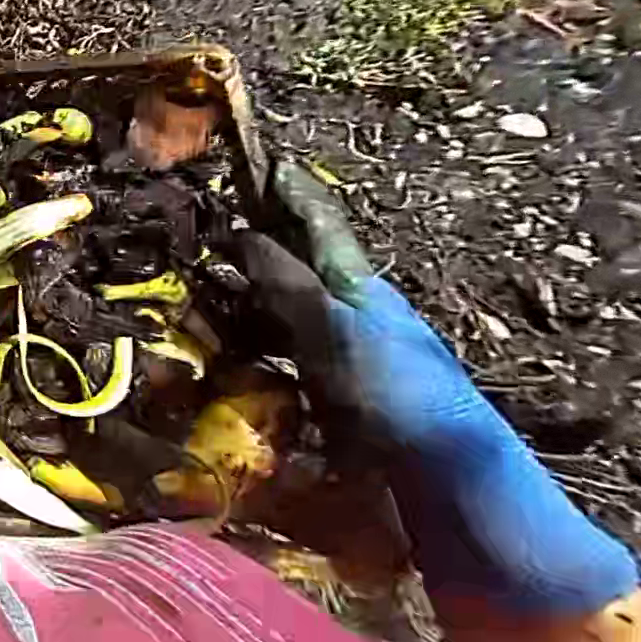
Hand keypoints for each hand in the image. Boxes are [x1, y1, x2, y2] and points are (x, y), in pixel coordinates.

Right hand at [238, 161, 637, 615]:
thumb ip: (289, 282)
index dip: (285, 187)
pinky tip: (211, 320)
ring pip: (272, 289)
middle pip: (288, 251)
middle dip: (249, 225)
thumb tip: (245, 233)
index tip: (254, 156)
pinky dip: (237, 318)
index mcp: (356, 282)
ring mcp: (328, 339)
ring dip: (235, 272)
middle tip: (203, 207)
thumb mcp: (342, 332)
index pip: (313, 219)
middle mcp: (341, 302)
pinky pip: (266, 331)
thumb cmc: (400, 397)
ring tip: (193, 259)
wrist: (447, 485)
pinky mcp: (315, 373)